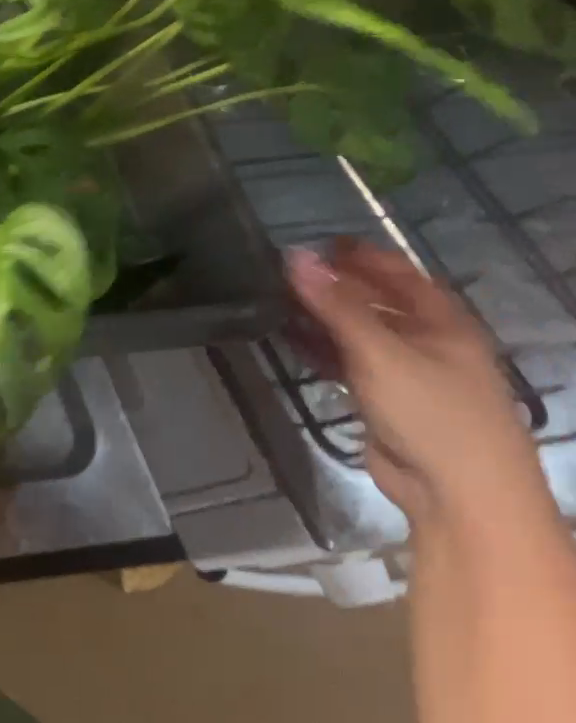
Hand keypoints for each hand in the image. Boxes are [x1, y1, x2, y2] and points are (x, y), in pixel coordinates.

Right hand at [288, 240, 547, 528]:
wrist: (458, 490)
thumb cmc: (432, 412)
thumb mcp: (380, 352)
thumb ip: (336, 305)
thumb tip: (294, 256)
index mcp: (446, 326)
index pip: (403, 276)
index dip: (365, 257)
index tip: (318, 242)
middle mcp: (429, 343)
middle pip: (379, 303)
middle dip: (336, 285)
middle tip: (285, 271)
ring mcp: (407, 373)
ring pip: (359, 333)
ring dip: (321, 316)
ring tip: (275, 300)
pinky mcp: (384, 399)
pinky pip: (347, 361)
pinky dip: (319, 347)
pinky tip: (289, 339)